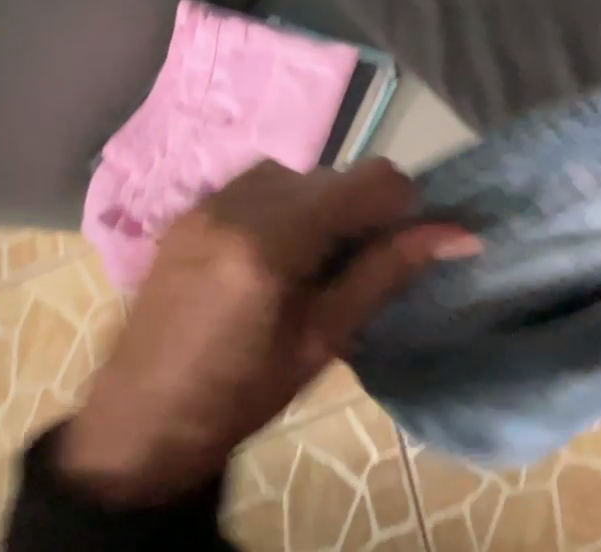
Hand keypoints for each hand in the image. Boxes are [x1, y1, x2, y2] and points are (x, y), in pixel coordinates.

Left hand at [58, 158, 479, 505]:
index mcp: (274, 240)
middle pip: (338, 174)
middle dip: (361, 209)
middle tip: (354, 265)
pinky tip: (274, 251)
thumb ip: (390, 270)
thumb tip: (463, 234)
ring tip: (311, 260)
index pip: (371, 178)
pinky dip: (285, 205)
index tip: (398, 246)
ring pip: (301, 174)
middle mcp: (239, 205)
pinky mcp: (189, 212)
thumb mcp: (327, 336)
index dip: (401, 205)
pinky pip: (260, 184)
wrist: (137, 427)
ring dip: (323, 204)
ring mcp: (207, 204)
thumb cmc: (243, 392)